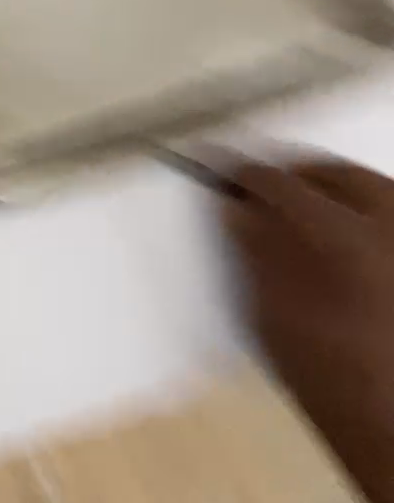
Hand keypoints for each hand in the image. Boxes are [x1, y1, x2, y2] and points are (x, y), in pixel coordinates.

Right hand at [225, 158, 393, 502]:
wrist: (390, 421)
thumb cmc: (322, 369)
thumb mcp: (266, 307)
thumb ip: (251, 248)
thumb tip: (232, 205)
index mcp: (337, 237)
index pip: (275, 182)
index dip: (237, 173)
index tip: (214, 170)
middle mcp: (391, 235)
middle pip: (344, 175)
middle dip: (301, 172)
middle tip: (265, 181)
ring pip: (384, 194)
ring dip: (342, 190)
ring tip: (310, 202)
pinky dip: (374, 218)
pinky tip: (355, 235)